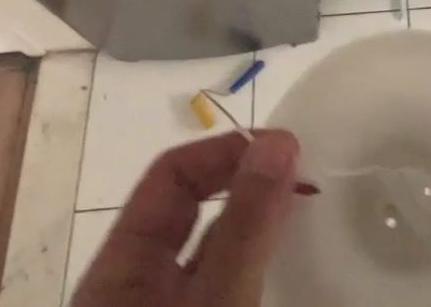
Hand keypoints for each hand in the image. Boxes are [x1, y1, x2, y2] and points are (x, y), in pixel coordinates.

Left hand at [73, 130, 300, 306]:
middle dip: (248, 184)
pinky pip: (229, 290)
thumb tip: (280, 139)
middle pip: (193, 212)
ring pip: (214, 256)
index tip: (287, 149)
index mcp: (118, 270)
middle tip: (306, 176)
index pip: (171, 176)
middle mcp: (137, 289)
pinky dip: (261, 273)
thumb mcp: (215, 301)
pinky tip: (297, 270)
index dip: (226, 152)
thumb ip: (244, 227)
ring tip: (311, 215)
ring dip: (258, 230)